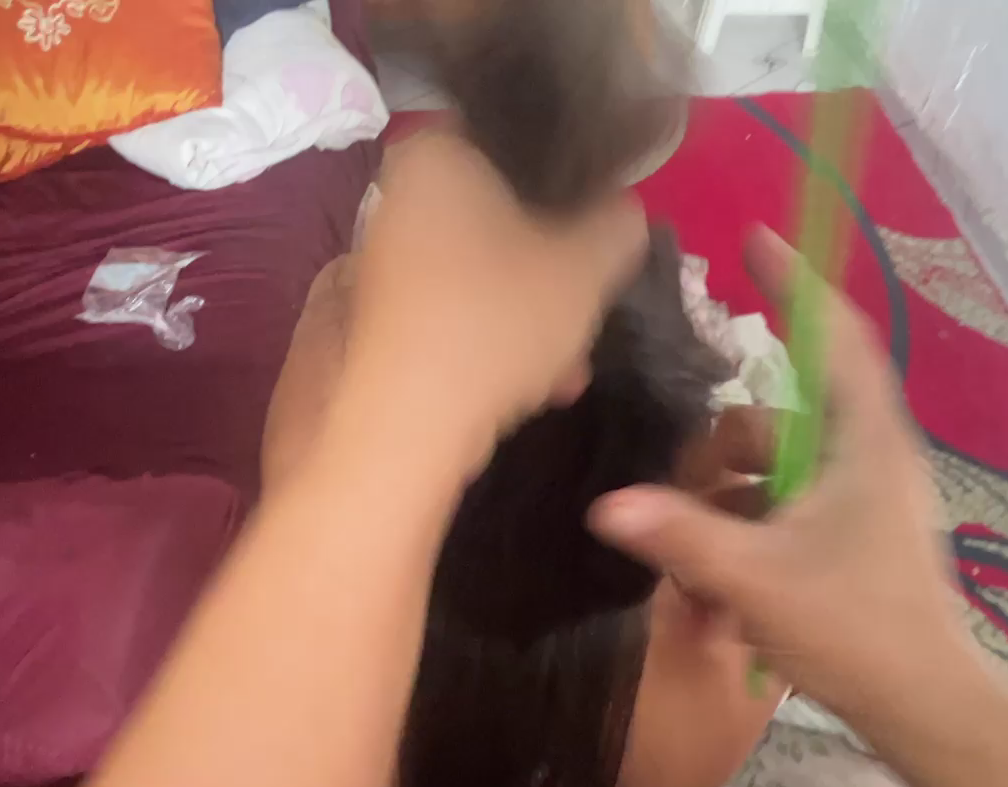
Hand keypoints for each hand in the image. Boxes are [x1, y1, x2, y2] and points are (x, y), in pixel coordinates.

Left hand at [334, 130, 648, 471]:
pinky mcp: (385, 325)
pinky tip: (537, 387)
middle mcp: (398, 203)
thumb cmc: (497, 321)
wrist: (410, 423)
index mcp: (435, 155)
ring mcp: (386, 268)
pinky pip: (458, 318)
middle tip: (589, 311)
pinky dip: (497, 344)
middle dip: (556, 275)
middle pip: (504, 223)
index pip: (518, 142)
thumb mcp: (585, 266)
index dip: (572, 182)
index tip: (601, 228)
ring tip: (569, 370)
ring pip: (485, 280)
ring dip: (535, 321)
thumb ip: (617, 226)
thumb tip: (622, 214)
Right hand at [590, 227, 992, 723]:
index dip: (795, 284)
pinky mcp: (846, 534)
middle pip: (777, 417)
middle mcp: (864, 459)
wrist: (922, 707)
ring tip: (694, 565)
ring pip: (770, 471)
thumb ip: (680, 537)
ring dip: (724, 506)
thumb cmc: (855, 631)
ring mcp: (856, 499)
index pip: (831, 338)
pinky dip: (742, 534)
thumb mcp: (754, 578)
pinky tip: (714, 588)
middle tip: (680, 491)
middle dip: (720, 451)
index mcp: (861, 445)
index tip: (754, 240)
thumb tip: (604, 507)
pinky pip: (778, 510)